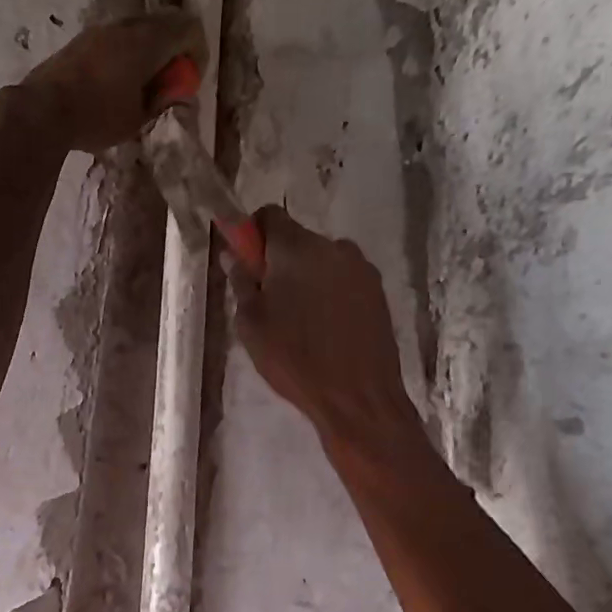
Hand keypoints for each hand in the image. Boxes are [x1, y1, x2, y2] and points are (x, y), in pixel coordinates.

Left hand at [19, 11, 208, 152]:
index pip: (190, 28)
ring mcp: (99, 30)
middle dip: (172, 51)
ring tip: (137, 87)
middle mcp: (126, 25)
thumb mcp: (138, 120)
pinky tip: (111, 85)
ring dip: (145, 52)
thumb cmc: (96, 117)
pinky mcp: (78, 41)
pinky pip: (112, 40)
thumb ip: (162, 103)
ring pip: (135, 30)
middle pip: (164, 23)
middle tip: (166, 83)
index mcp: (148, 39)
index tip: (188, 82)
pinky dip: (122, 56)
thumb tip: (175, 94)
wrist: (40, 112)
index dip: (197, 54)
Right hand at [227, 205, 430, 464]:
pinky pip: (341, 279)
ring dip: (304, 278)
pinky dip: (327, 293)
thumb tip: (234, 255)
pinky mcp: (377, 292)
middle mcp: (334, 247)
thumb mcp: (251, 323)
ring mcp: (361, 269)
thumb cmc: (293, 358)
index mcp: (297, 248)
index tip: (246, 264)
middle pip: (296, 239)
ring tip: (297, 322)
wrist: (357, 397)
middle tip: (266, 302)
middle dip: (277, 261)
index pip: (269, 214)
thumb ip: (242, 281)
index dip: (251, 233)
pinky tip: (322, 329)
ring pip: (320, 260)